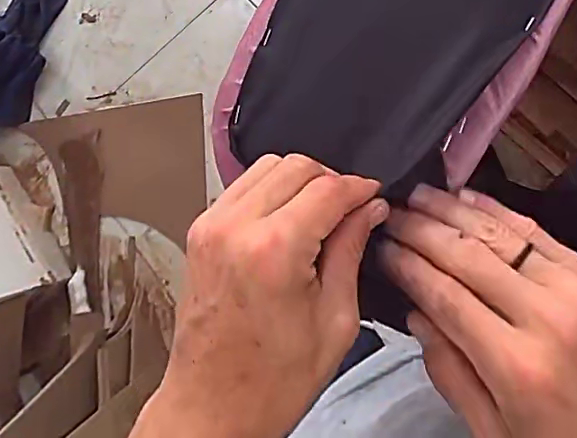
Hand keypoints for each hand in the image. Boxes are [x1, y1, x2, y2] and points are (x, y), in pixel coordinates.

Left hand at [135, 153, 387, 437]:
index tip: (374, 196)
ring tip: (319, 213)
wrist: (208, 416)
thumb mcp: (335, 320)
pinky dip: (273, 188)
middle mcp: (237, 228)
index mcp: (274, 250)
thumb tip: (370, 208)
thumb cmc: (269, 383)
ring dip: (302, 180)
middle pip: (300, 166)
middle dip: (333, 181)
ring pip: (272, 164)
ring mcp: (213, 227)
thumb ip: (352, 250)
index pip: (331, 188)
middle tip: (350, 208)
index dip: (361, 187)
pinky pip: (245, 183)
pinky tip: (288, 216)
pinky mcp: (201, 231)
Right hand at [379, 185, 576, 437]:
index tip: (385, 249)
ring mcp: (571, 285)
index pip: (448, 299)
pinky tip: (469, 197)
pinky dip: (496, 209)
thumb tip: (417, 315)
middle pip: (468, 257)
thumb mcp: (500, 435)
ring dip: (454, 209)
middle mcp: (545, 317)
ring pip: (499, 233)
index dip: (410, 268)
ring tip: (421, 195)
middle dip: (424, 231)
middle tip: (393, 214)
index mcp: (518, 368)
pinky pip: (534, 229)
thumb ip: (453, 375)